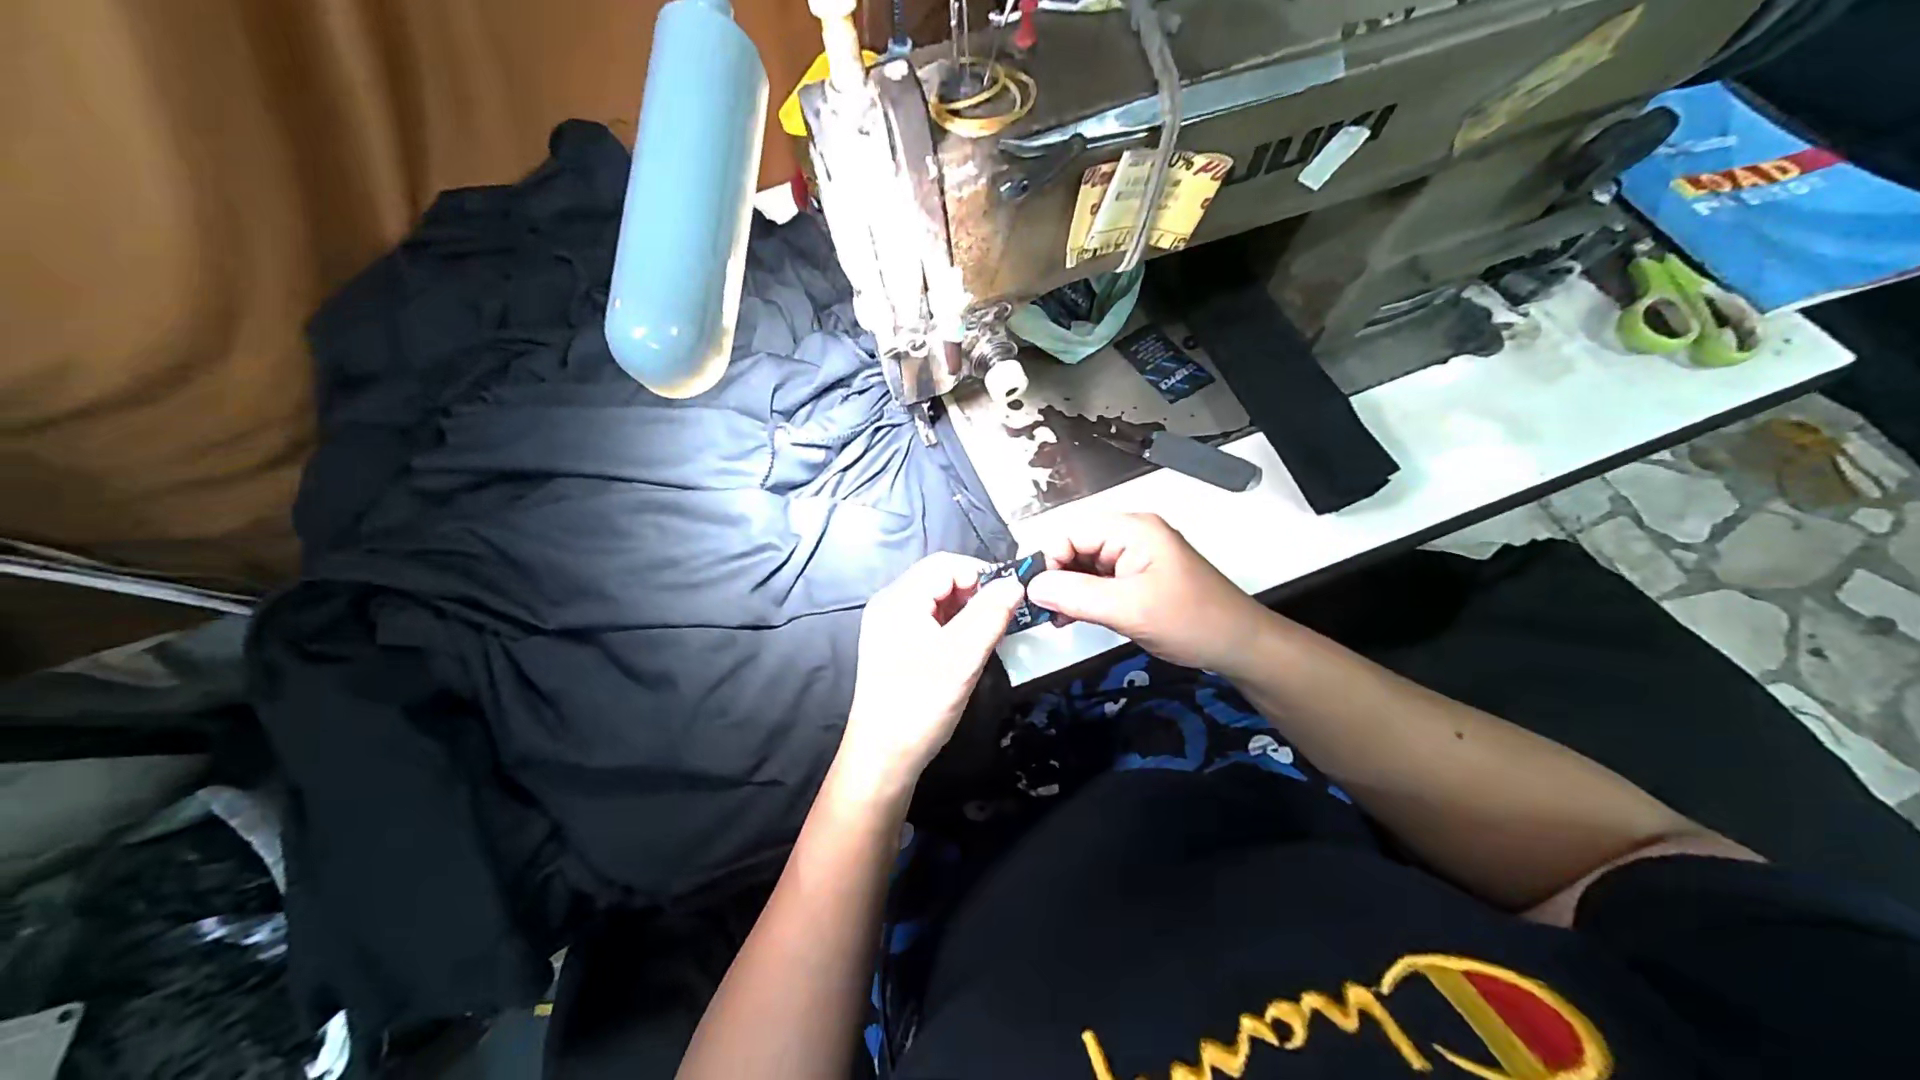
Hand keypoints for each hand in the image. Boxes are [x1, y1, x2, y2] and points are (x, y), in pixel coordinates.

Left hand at [838, 553, 1025, 794]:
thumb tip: (1015, 583)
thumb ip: (991, 613)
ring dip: (966, 611)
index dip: (982, 575)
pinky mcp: (892, 646)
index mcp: (899, 598)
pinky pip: (928, 621)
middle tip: (1002, 619)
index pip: (947, 564)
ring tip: (988, 636)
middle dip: (975, 593)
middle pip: (939, 579)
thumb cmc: (922, 703)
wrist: (882, 757)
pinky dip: (952, 626)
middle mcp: (889, 604)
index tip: (1010, 600)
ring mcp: (888, 626)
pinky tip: (966, 649)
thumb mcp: (964, 655)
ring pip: (936, 601)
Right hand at [1026, 512, 1274, 676]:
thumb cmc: (1191, 621)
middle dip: (1056, 577)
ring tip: (1056, 618)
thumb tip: (1033, 587)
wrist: (1240, 645)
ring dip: (1067, 591)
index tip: (1035, 594)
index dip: (1049, 560)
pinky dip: (1082, 599)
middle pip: (1076, 546)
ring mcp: (1135, 558)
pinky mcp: (1138, 579)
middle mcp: (1131, 536)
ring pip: (1084, 566)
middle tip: (1043, 610)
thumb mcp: (1128, 609)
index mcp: (1132, 530)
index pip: (1072, 532)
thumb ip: (1076, 596)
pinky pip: (1099, 581)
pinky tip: (1071, 618)